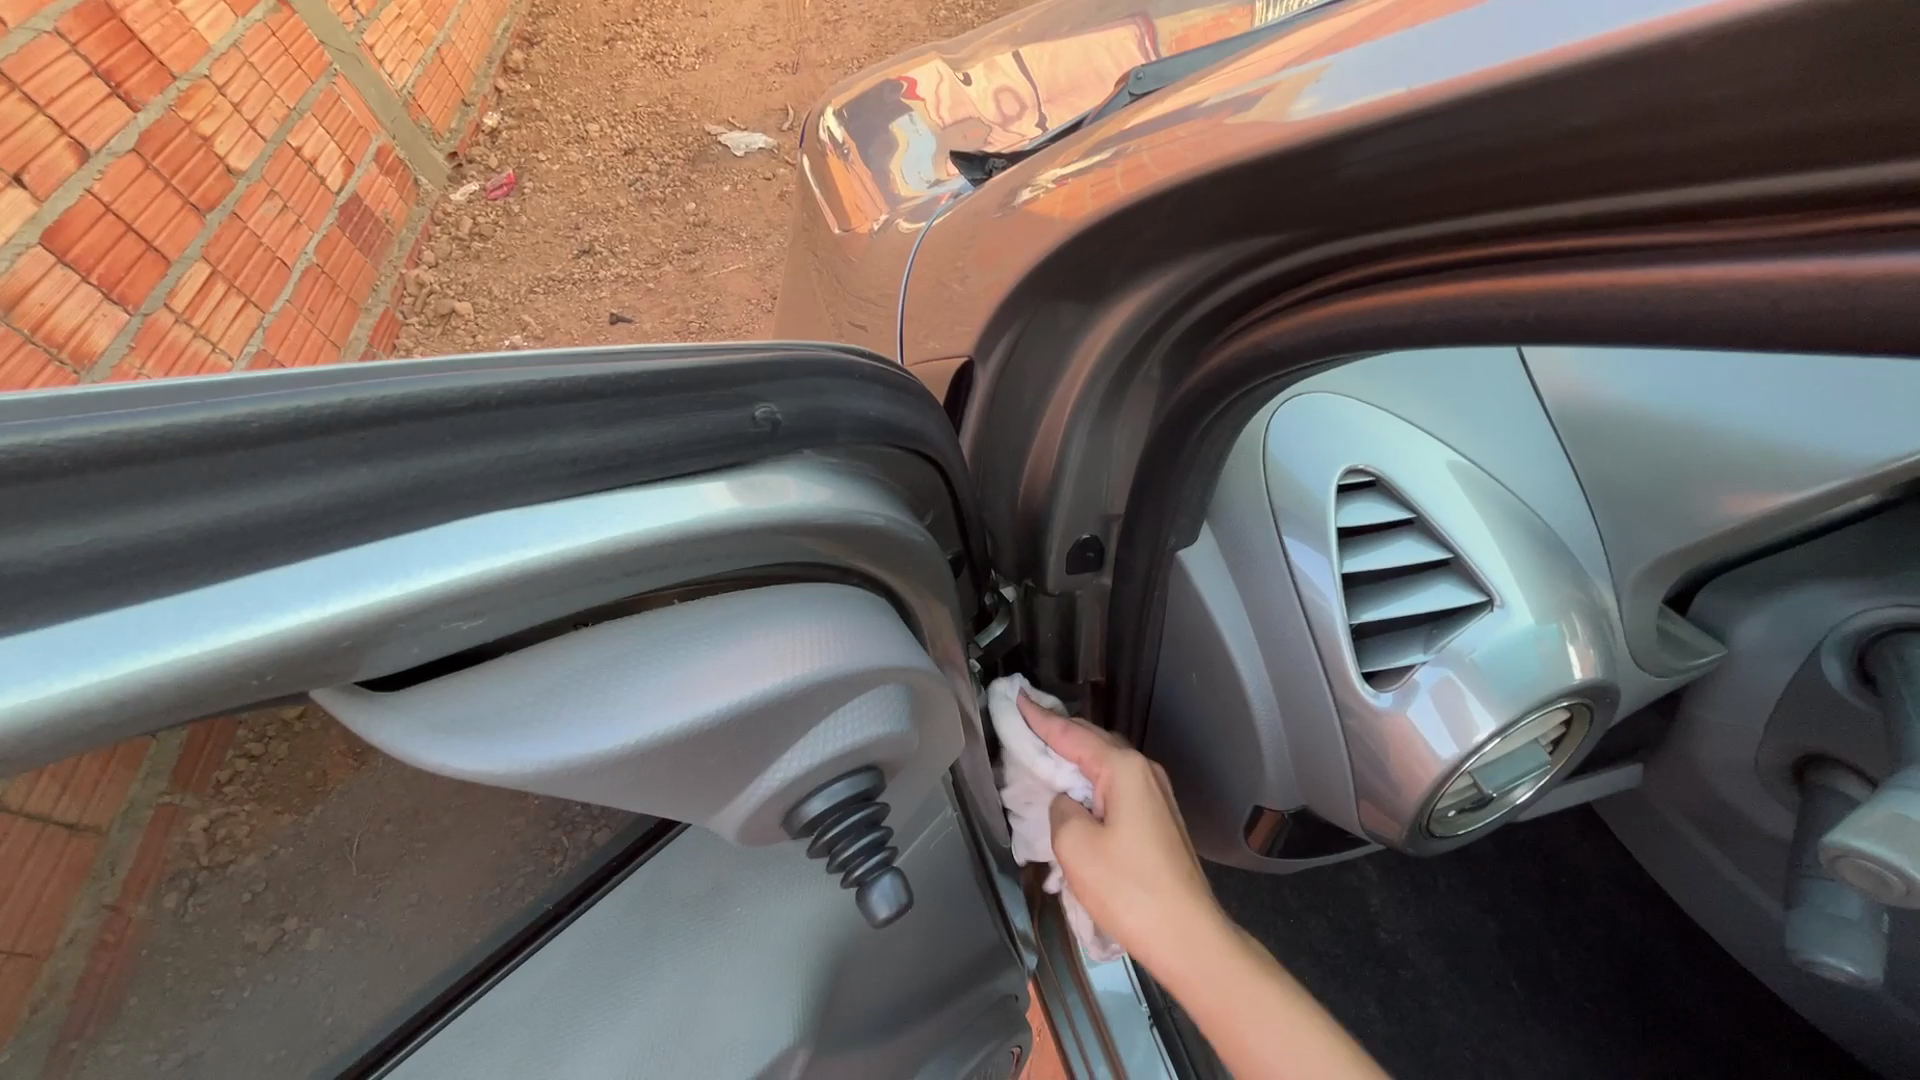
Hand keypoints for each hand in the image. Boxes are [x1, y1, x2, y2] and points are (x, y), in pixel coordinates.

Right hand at [1016, 693, 1229, 971]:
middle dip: (1059, 733)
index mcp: (1124, 769)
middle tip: (1025, 723)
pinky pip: (1117, 787)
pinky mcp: (1159, 820)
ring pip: (1106, 765)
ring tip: (1043, 755)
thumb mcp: (1075, 846)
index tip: (1018, 697)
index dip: (1041, 718)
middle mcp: (1144, 772)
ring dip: (1075, 759)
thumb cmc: (1130, 890)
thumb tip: (1068, 802)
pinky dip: (1091, 782)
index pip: (1072, 734)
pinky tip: (1075, 793)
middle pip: (1093, 742)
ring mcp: (1157, 796)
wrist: (1188, 938)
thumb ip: (1061, 809)